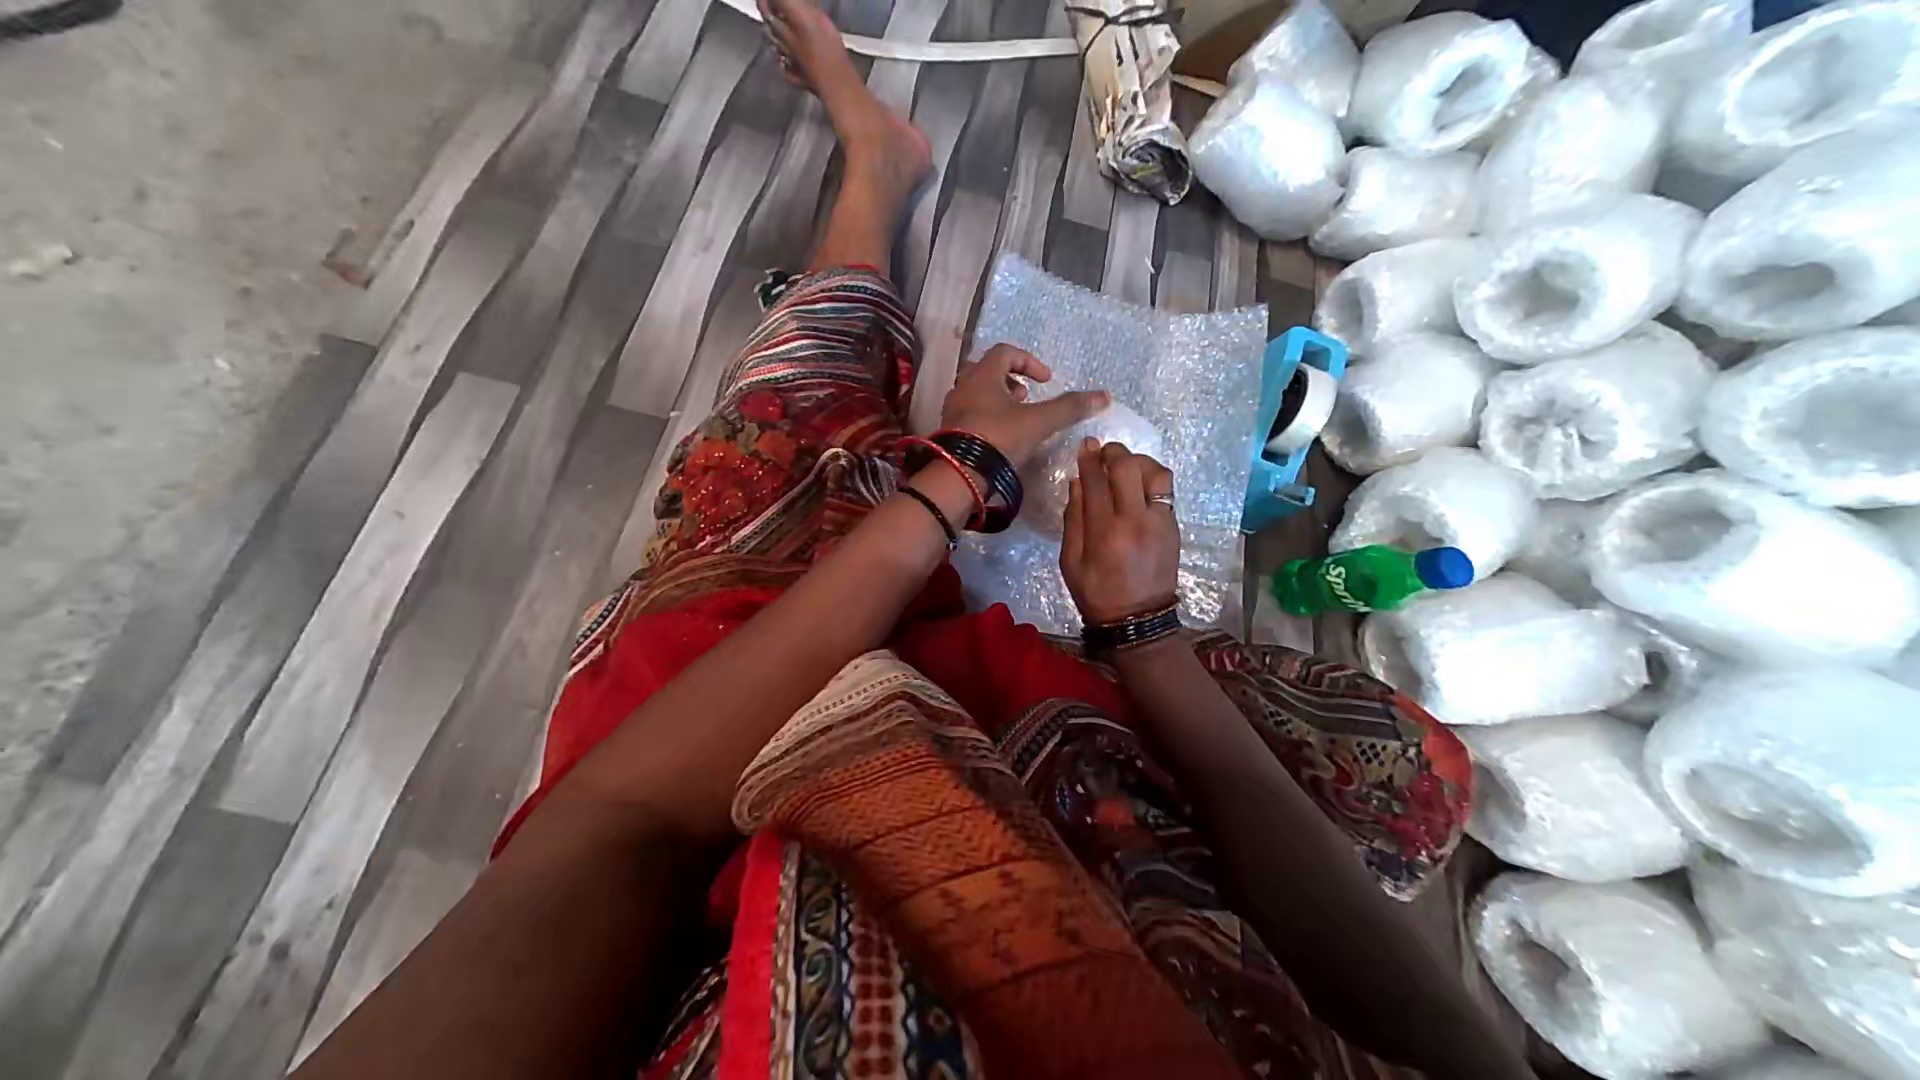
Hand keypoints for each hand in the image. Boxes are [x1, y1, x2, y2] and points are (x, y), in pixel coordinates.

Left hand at [939, 344, 1108, 468]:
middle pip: (987, 370)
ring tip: (1015, 416)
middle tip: (1026, 396)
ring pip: (975, 392)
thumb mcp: (1039, 422)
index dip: (1029, 362)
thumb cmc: (998, 438)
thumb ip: (1069, 408)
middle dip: (1010, 379)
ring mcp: (952, 409)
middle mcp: (963, 386)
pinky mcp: (948, 430)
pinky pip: (968, 412)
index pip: (1005, 352)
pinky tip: (999, 435)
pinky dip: (985, 415)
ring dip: (997, 398)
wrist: (960, 473)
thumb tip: (1104, 397)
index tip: (1045, 380)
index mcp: (982, 375)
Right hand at [1061, 439, 1179, 624]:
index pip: (1096, 480)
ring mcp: (1160, 522)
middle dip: (1115, 453)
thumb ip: (1073, 518)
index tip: (1085, 445)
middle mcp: (1135, 520)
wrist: (1137, 619)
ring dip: (1139, 463)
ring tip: (1126, 468)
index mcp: (1105, 531)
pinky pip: (1165, 491)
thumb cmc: (1096, 592)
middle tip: (1104, 453)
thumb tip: (1078, 482)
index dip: (1089, 458)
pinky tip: (1138, 487)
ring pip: (1156, 473)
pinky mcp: (1173, 527)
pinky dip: (1150, 481)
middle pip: (1128, 468)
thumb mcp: (1070, 560)